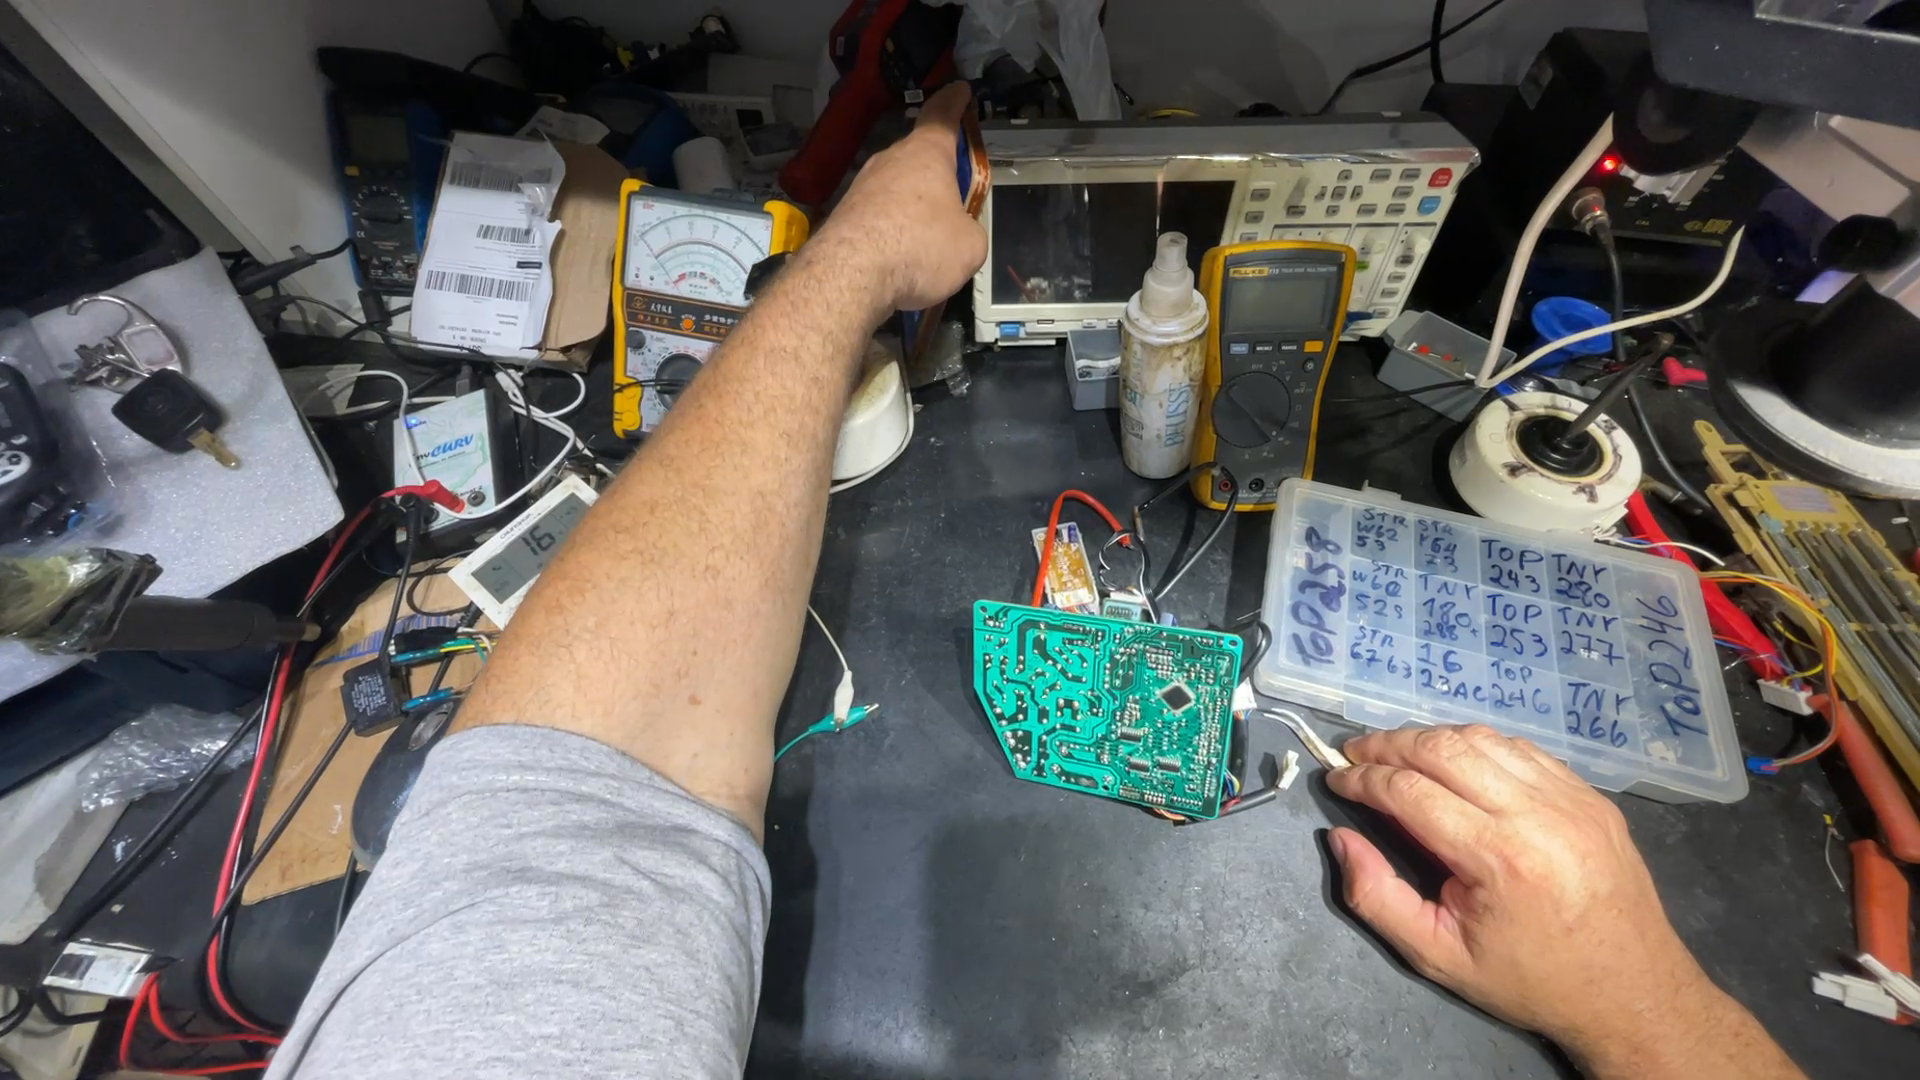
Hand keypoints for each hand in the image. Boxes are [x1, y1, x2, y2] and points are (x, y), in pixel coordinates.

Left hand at [811, 82, 986, 312]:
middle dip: (935, 175)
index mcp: (927, 154)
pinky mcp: (844, 215)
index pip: (943, 115)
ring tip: (924, 244)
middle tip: (951, 201)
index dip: (955, 103)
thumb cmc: (921, 248)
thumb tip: (960, 235)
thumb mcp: (970, 246)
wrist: (852, 274)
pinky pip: (877, 218)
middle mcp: (891, 160)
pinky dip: (890, 234)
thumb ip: (970, 231)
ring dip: (911, 209)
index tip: (960, 92)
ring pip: (895, 189)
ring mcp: (862, 186)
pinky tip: (898, 261)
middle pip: (918, 158)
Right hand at [1326, 725, 1713, 1060]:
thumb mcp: (1436, 955)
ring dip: (1426, 738)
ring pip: (1477, 737)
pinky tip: (1453, 764)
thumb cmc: (1528, 979)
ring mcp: (1571, 800)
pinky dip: (1472, 745)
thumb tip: (1339, 837)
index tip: (1336, 780)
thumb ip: (1374, 896)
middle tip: (1356, 755)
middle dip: (1386, 744)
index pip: (1409, 790)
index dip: (1362, 779)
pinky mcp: (1589, 796)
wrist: (1638, 998)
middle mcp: (1538, 817)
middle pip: (1440, 749)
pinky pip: (1516, 747)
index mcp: (1500, 859)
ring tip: (1397, 754)